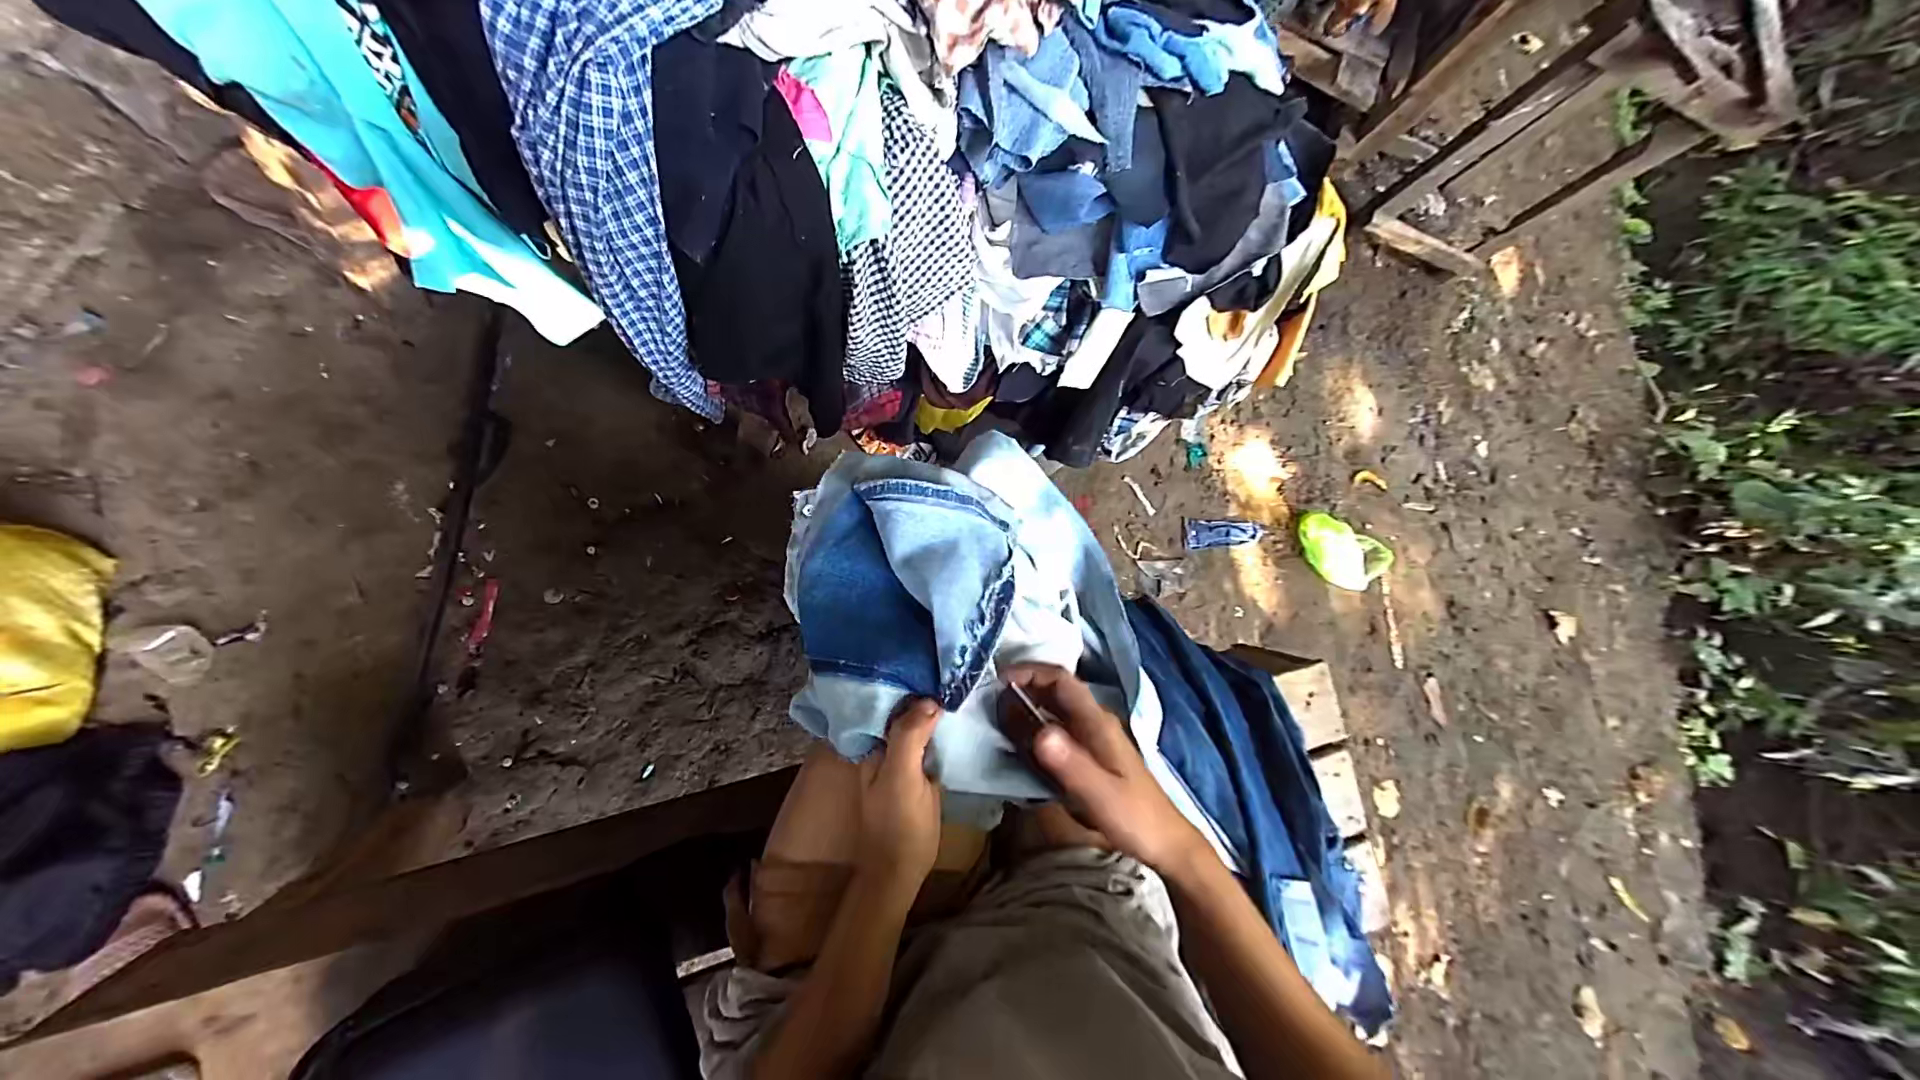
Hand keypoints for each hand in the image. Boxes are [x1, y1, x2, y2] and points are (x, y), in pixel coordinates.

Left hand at [855, 699, 944, 891]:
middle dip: (927, 699)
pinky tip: (961, 725)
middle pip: (907, 715)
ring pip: (921, 730)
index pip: (892, 706)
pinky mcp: (921, 776)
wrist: (902, 871)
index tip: (940, 674)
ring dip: (937, 716)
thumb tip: (930, 700)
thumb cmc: (899, 824)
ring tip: (962, 695)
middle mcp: (886, 750)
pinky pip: (931, 746)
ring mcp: (904, 763)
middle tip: (957, 681)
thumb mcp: (901, 776)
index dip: (913, 689)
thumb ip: (909, 736)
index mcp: (874, 746)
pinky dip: (943, 735)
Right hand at [1005, 665, 1208, 874]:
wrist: (1165, 842)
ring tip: (999, 719)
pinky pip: (1058, 728)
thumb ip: (1070, 764)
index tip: (999, 681)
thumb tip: (1039, 733)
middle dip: (1023, 687)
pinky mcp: (1090, 753)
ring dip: (1028, 706)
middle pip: (1056, 690)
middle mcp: (1094, 722)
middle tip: (991, 702)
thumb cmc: (1134, 818)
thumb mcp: (1099, 795)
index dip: (1029, 673)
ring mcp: (1093, 736)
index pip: (1061, 680)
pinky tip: (1022, 744)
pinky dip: (1036, 726)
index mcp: (1097, 722)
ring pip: (1056, 708)